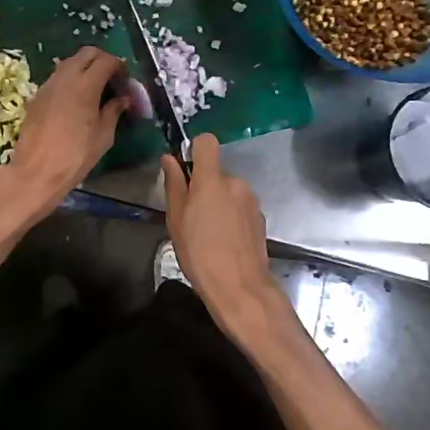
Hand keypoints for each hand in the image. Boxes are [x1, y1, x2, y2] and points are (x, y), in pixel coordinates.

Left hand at [1, 46, 127, 209]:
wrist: (36, 171)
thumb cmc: (75, 156)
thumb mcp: (103, 136)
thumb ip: (113, 111)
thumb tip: (122, 99)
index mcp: (85, 86)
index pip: (106, 60)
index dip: (119, 66)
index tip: (125, 81)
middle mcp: (65, 78)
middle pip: (86, 53)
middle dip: (102, 60)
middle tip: (111, 79)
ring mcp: (48, 85)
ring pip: (69, 62)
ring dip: (85, 68)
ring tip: (95, 89)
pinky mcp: (37, 95)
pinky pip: (57, 76)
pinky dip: (70, 79)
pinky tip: (76, 99)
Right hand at [161, 134, 273, 310]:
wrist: (240, 287)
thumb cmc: (200, 253)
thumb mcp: (176, 220)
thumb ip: (174, 185)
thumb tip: (169, 159)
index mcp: (212, 180)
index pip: (207, 142)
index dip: (195, 149)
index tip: (185, 169)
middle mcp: (235, 183)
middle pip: (216, 171)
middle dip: (204, 185)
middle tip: (191, 214)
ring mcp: (251, 200)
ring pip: (228, 190)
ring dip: (218, 202)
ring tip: (208, 232)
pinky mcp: (260, 217)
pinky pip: (240, 205)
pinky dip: (231, 215)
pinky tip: (225, 240)